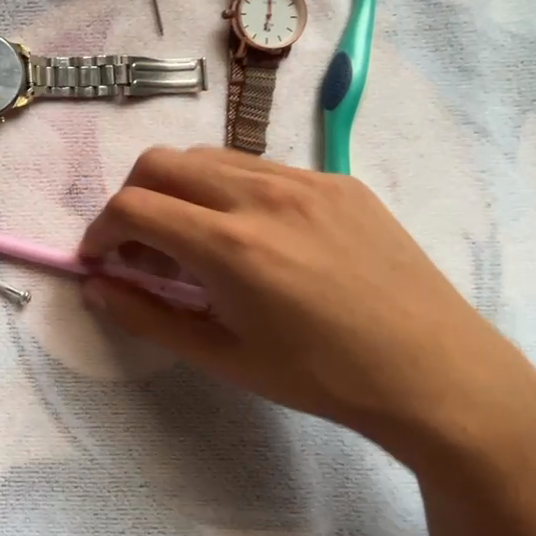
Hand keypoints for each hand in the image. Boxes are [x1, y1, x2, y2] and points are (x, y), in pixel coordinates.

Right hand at [77, 147, 535, 470]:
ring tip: (192, 238)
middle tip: (140, 246)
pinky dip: (225, 189)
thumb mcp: (221, 357)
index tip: (101, 259)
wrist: (441, 376)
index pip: (132, 207)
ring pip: (205, 157)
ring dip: (176, 189)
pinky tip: (248, 235)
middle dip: (130, 199)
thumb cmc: (322, 378)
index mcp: (231, 247)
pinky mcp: (338, 182)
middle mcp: (263, 198)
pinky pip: (256, 166)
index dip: (99, 231)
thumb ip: (145, 316)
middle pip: (158, 163)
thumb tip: (94, 286)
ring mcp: (306, 182)